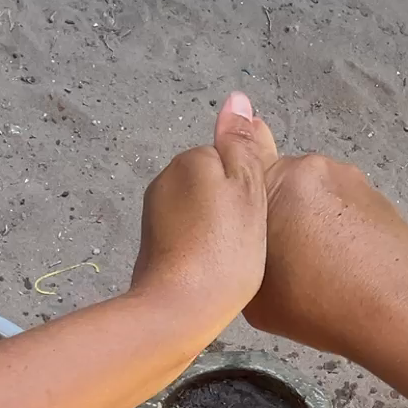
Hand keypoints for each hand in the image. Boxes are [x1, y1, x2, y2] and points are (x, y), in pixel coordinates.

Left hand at [129, 92, 279, 316]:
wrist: (178, 310)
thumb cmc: (223, 250)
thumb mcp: (247, 190)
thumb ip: (242, 145)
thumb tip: (236, 98)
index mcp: (190, 161)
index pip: (230, 160)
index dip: (249, 189)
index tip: (255, 218)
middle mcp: (165, 183)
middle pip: (213, 187)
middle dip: (230, 209)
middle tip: (245, 242)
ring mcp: (154, 218)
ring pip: (200, 215)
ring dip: (216, 233)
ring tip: (229, 261)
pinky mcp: (152, 251)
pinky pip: (187, 241)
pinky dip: (200, 253)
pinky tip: (211, 273)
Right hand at [247, 154, 407, 363]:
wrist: (394, 313)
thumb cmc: (321, 305)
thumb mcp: (252, 291)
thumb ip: (237, 252)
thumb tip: (238, 243)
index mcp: (278, 180)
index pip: (240, 169)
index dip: (237, 202)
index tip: (239, 227)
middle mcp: (314, 168)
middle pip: (277, 184)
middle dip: (274, 214)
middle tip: (274, 256)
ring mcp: (350, 180)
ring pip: (311, 197)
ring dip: (306, 222)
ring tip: (311, 266)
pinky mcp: (376, 196)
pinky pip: (341, 209)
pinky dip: (335, 231)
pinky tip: (338, 265)